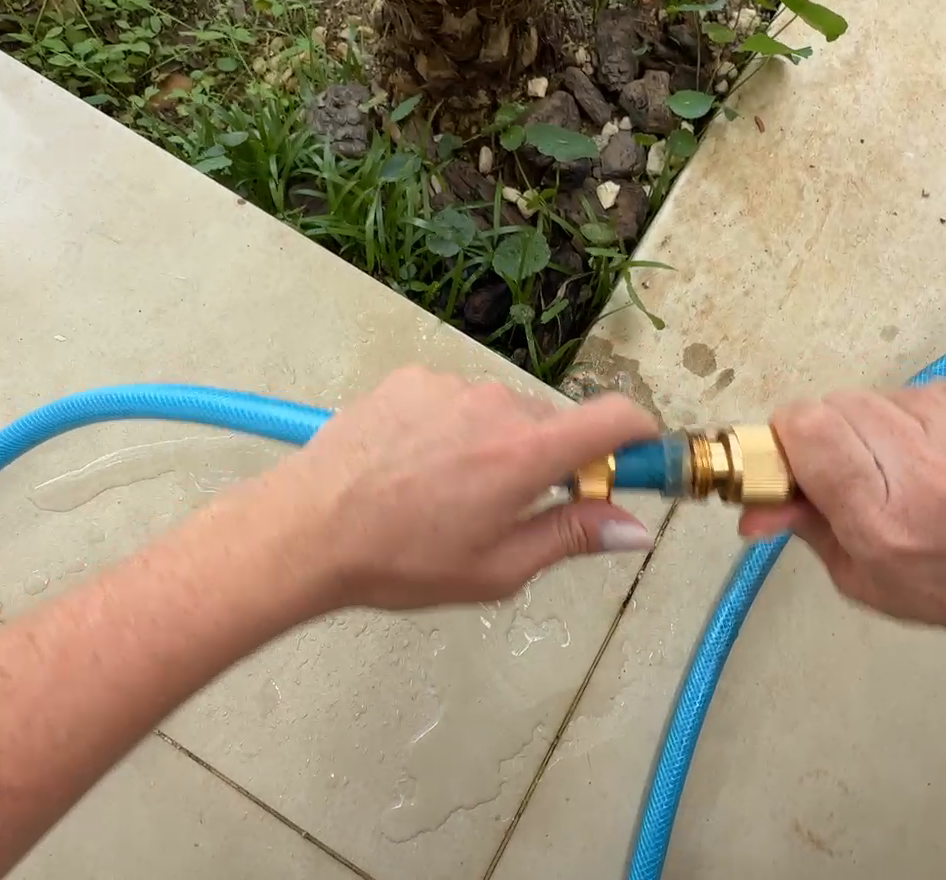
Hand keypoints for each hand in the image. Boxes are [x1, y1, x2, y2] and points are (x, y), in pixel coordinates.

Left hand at [232, 366, 660, 610]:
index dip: (639, 435)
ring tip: (448, 488)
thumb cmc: (401, 559)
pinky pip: (456, 399)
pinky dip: (453, 426)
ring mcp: (449, 384)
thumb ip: (572, 536)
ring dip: (496, 442)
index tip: (636, 458)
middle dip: (550, 458)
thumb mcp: (497, 568)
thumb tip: (633, 527)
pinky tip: (416, 463)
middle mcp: (494, 403)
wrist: (307, 526)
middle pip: (553, 421)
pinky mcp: (412, 377)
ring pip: (501, 411)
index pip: (615, 417)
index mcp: (526, 452)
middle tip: (512, 504)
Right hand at [739, 383, 945, 656]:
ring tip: (917, 462)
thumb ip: (806, 530)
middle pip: (840, 404)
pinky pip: (937, 389)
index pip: (809, 430)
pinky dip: (931, 415)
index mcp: (886, 524)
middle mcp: (932, 474)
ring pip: (887, 395)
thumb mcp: (869, 582)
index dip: (788, 431)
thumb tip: (749, 506)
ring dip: (885, 423)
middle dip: (835, 429)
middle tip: (860, 463)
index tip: (795, 449)